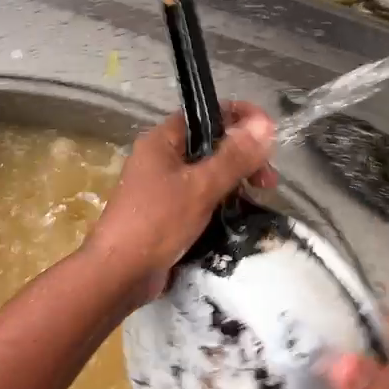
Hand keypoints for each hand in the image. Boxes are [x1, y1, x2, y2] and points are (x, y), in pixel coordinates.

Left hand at [86, 102, 276, 303]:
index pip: (205, 115)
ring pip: (206, 172)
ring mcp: (161, 186)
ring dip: (233, 180)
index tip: (270, 136)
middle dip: (242, 156)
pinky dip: (219, 200)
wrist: (119, 273)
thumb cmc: (157, 222)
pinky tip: (239, 214)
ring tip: (259, 197)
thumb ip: (233, 157)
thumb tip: (265, 124)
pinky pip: (199, 196)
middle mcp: (159, 158)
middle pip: (209, 144)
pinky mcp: (165, 212)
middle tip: (268, 181)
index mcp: (161, 141)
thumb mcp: (200, 187)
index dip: (239, 118)